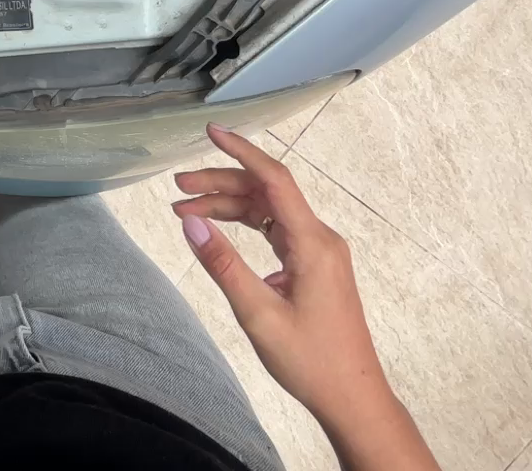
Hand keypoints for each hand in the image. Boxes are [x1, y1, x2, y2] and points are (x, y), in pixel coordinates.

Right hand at [174, 126, 434, 467]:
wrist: (354, 401)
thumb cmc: (311, 361)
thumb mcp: (258, 315)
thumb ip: (222, 264)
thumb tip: (189, 222)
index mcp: (312, 243)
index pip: (274, 179)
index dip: (241, 150)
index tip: (210, 131)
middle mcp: (318, 238)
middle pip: (263, 191)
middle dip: (218, 183)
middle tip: (177, 188)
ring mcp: (316, 250)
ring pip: (265, 208)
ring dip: (226, 204)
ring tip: (184, 209)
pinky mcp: (311, 263)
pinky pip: (272, 227)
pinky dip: (241, 221)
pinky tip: (216, 227)